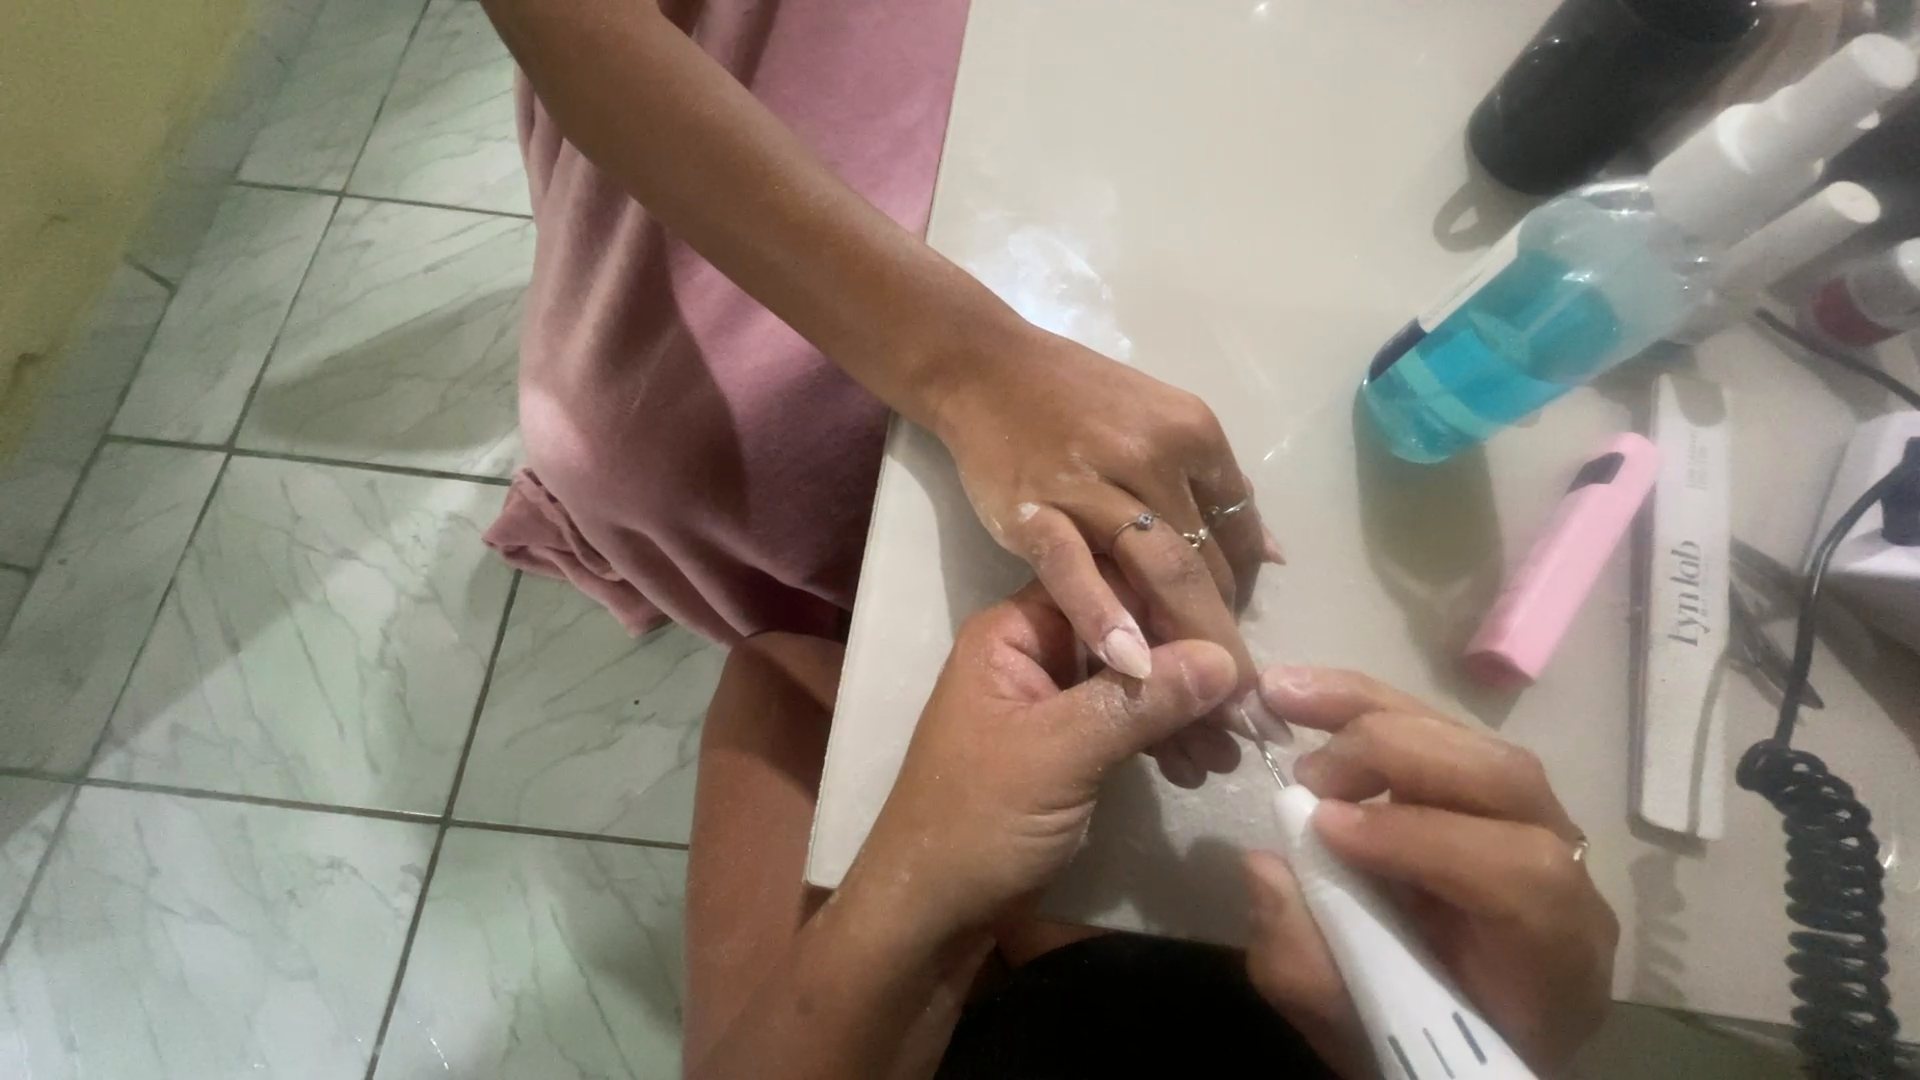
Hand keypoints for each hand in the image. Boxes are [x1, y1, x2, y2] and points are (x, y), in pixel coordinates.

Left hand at [845, 584, 1238, 941]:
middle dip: (1184, 672)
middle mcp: (1033, 651)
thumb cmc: (977, 821)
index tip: (1232, 652)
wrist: (933, 907)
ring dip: (1181, 711)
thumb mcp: (1058, 756)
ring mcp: (1051, 696)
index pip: (1102, 588)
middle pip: (1124, 635)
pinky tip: (1195, 768)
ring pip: (1132, 680)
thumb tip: (1224, 659)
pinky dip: (1162, 738)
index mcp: (1013, 632)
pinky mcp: (1067, 739)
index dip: (1169, 611)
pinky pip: (1125, 720)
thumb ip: (1136, 702)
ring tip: (1224, 754)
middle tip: (1242, 715)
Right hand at [931, 323, 1284, 786]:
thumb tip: (1272, 552)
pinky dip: (1102, 614)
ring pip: (1156, 571)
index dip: (1247, 598)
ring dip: (1187, 642)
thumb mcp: (1160, 421)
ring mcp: (1091, 483)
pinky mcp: (1034, 508)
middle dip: (1230, 642)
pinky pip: (1074, 568)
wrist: (985, 367)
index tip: (1239, 645)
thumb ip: (1212, 488)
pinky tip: (1129, 663)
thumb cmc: (1074, 398)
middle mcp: (1153, 455)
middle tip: (1249, 711)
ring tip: (1208, 713)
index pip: (1239, 532)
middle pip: (1206, 562)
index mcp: (1192, 434)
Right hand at [1242, 667, 1616, 1079]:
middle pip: (1503, 778)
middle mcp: (1559, 871)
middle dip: (1393, 757)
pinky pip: (1429, 726)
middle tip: (1305, 773)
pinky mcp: (1474, 783)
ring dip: (1368, 710)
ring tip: (1283, 700)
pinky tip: (1301, 693)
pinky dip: (1359, 702)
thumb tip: (1265, 866)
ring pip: (1467, 737)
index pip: (1518, 872)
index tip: (1321, 828)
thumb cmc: (1409, 1033)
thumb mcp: (1343, 1025)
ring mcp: (1522, 816)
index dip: (1419, 839)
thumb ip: (1302, 964)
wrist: (1448, 1012)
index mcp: (1548, 952)